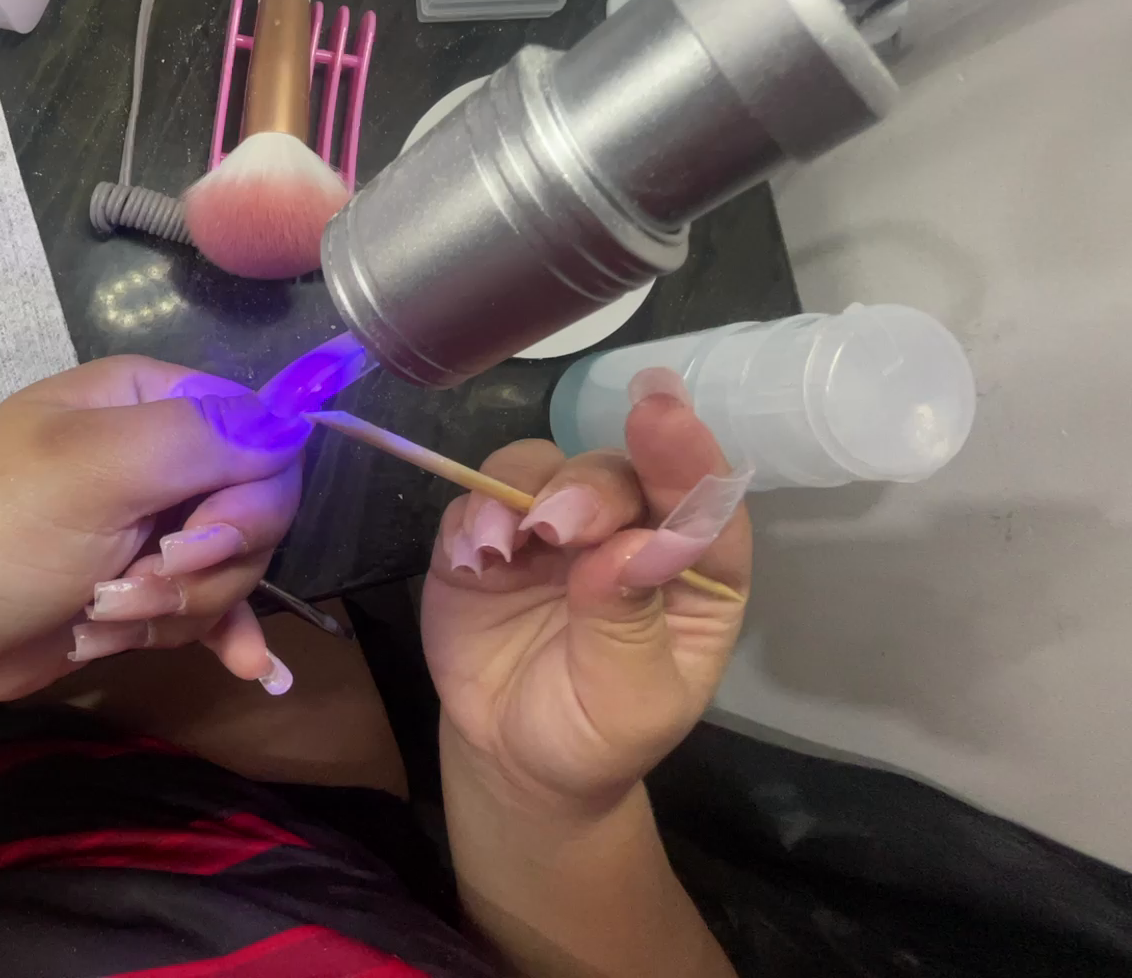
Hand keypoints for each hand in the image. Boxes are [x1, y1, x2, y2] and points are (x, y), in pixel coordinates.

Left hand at [0, 356, 308, 704]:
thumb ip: (199, 437)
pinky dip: (220, 631)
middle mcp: (159, 455)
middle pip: (253, 504)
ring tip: (102, 614)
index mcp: (146, 401)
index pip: (255, 427)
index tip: (195, 537)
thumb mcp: (92, 470)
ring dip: (176, 603)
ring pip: (232, 565)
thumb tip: (293, 425)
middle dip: (205, 560)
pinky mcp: (148, 582)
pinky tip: (247, 665)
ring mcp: (154, 523)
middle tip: (140, 581)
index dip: (248, 488)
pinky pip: (215, 603)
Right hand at [422, 372, 752, 818]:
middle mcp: (616, 537)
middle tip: (552, 527)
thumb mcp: (628, 700)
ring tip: (497, 547)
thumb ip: (629, 623)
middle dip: (584, 487)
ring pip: (535, 469)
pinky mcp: (481, 540)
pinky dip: (468, 517)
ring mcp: (543, 534)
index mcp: (684, 575)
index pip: (698, 504)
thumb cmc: (592, 733)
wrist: (509, 754)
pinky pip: (472, 502)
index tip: (658, 412)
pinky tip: (470, 560)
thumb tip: (632, 547)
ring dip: (516, 491)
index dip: (683, 457)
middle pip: (608, 473)